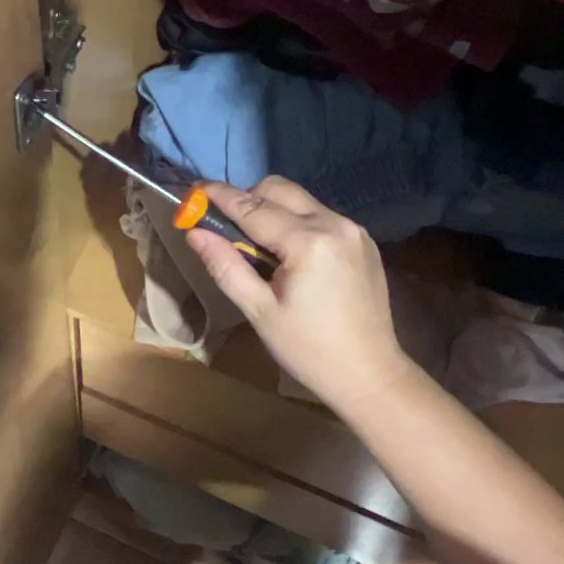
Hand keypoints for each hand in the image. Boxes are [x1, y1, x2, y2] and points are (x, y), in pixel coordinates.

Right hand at [185, 177, 415, 407]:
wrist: (368, 373)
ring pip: (301, 201)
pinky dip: (296, 224)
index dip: (220, 197)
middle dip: (247, 198)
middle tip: (227, 227)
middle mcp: (335, 224)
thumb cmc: (308, 349)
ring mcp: (353, 230)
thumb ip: (225, 266)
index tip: (194, 190)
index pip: (253, 207)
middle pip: (279, 190)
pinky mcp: (363, 241)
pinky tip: (289, 258)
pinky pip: (320, 217)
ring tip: (258, 249)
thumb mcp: (259, 311)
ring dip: (272, 211)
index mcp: (308, 242)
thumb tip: (194, 233)